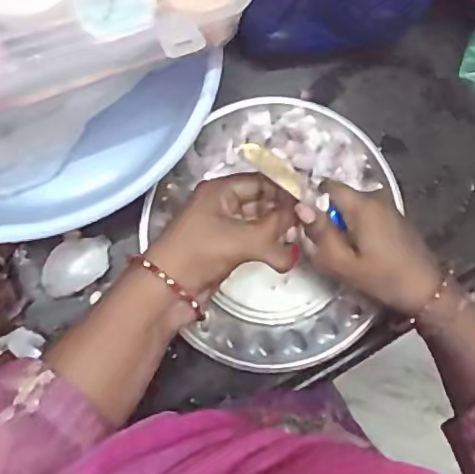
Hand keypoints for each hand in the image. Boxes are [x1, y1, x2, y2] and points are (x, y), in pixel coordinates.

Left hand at [147, 174, 297, 293]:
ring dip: (278, 229)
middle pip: (261, 200)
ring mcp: (223, 226)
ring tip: (299, 236)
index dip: (285, 189)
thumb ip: (276, 228)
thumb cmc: (200, 253)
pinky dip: (269, 244)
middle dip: (283, 210)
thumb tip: (303, 220)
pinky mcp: (225, 247)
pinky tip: (286, 253)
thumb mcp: (242, 238)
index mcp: (221, 190)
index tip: (308, 199)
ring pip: (259, 221)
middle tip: (307, 220)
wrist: (166, 292)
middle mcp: (222, 203)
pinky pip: (253, 239)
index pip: (261, 181)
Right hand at [300, 181, 443, 313]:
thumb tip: (300, 207)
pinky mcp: (394, 217)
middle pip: (340, 197)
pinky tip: (359, 250)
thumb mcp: (344, 263)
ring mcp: (388, 206)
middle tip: (322, 244)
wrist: (427, 290)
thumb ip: (321, 234)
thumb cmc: (383, 278)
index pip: (327, 185)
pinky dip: (357, 227)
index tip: (305, 223)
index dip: (312, 200)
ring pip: (352, 207)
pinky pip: (366, 214)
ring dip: (342, 224)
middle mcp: (376, 197)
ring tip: (340, 250)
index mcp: (363, 204)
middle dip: (327, 216)